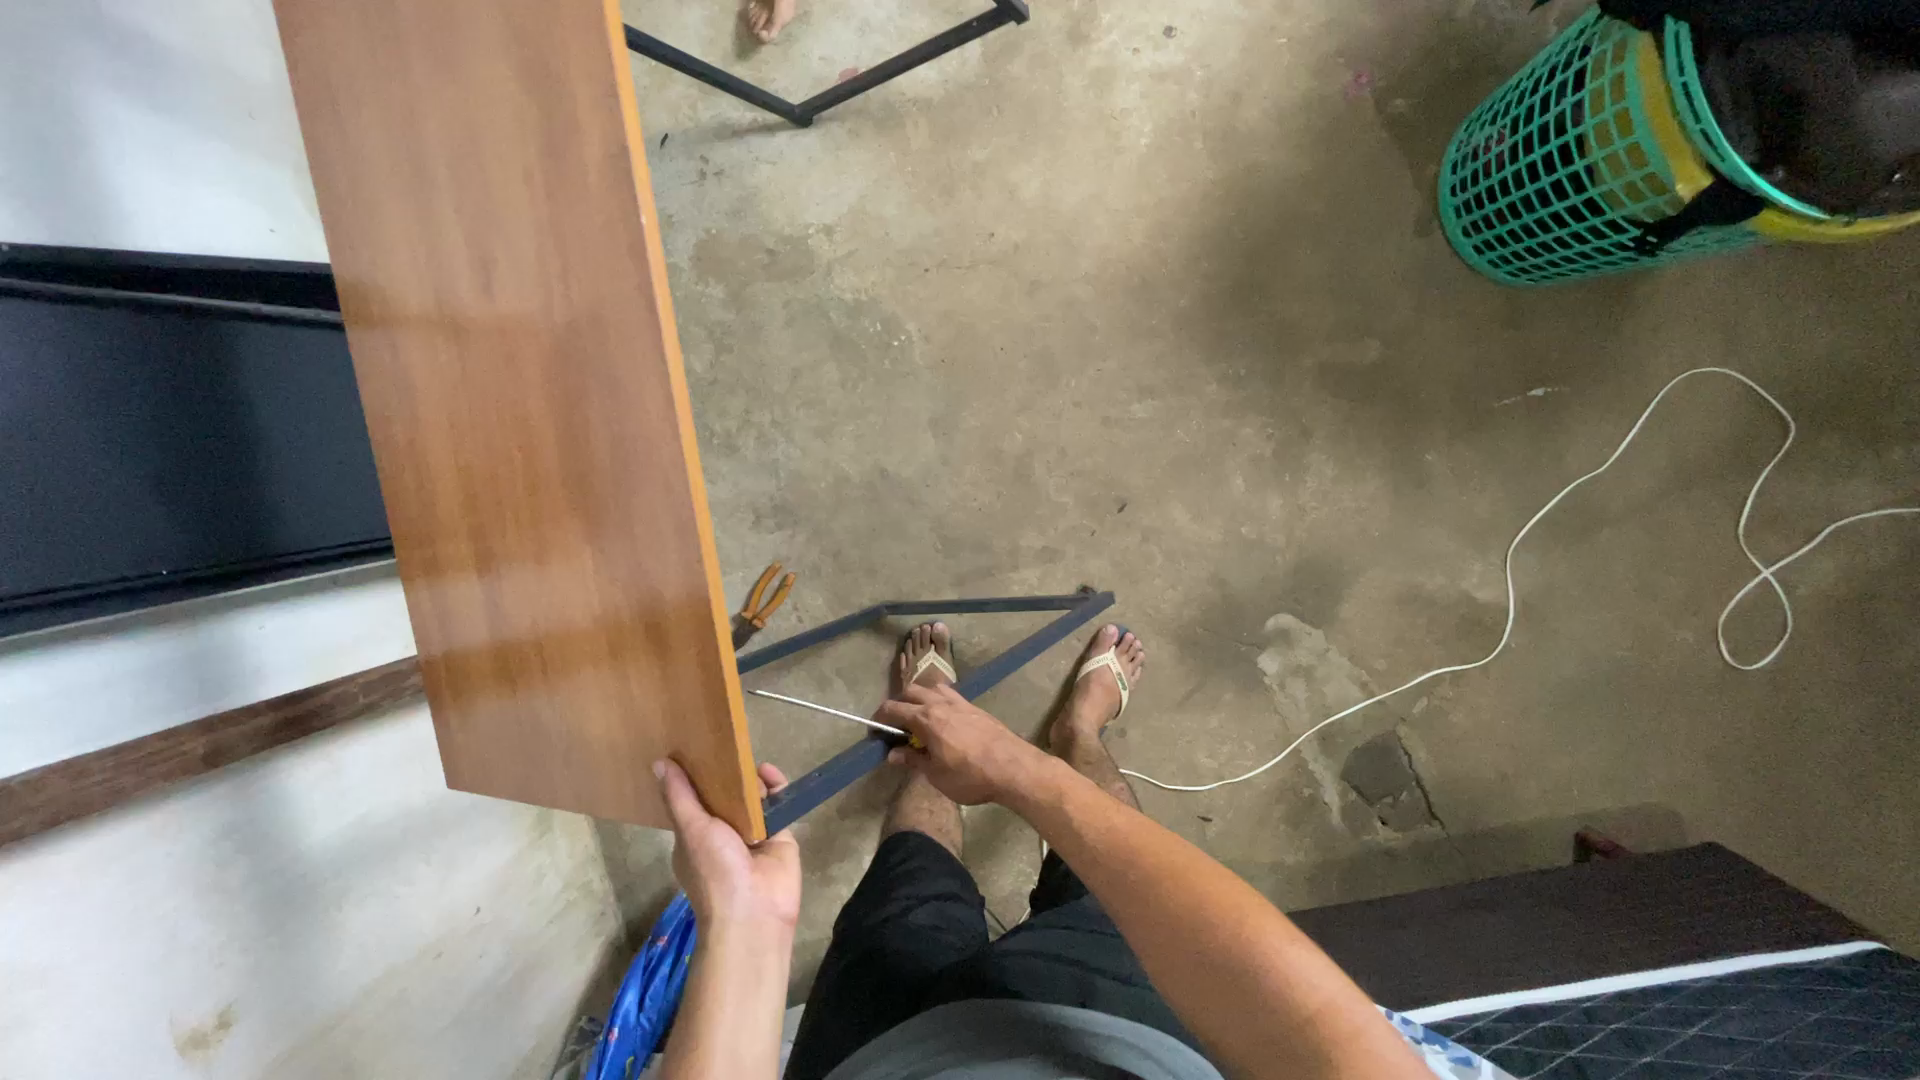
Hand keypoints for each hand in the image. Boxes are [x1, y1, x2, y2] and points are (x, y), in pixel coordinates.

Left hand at [654, 758, 801, 931]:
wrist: (755, 910)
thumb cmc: (714, 871)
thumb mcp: (691, 830)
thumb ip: (680, 797)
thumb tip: (659, 763)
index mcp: (696, 837)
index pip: (694, 801)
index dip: (695, 778)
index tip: (695, 748)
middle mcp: (724, 834)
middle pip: (725, 796)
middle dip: (726, 775)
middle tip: (724, 745)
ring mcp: (753, 834)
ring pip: (752, 797)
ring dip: (750, 778)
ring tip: (747, 759)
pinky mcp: (780, 833)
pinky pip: (778, 803)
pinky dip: (775, 785)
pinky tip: (770, 772)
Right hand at [875, 683, 1054, 805]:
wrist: (1013, 768)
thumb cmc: (970, 776)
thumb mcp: (936, 775)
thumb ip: (913, 760)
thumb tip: (893, 754)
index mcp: (926, 719)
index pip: (893, 709)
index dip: (879, 719)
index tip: (874, 732)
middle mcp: (940, 703)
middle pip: (911, 692)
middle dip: (899, 704)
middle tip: (896, 726)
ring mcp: (960, 703)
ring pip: (932, 688)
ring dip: (920, 698)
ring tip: (920, 718)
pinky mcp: (975, 707)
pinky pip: (950, 695)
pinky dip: (939, 700)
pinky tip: (944, 719)